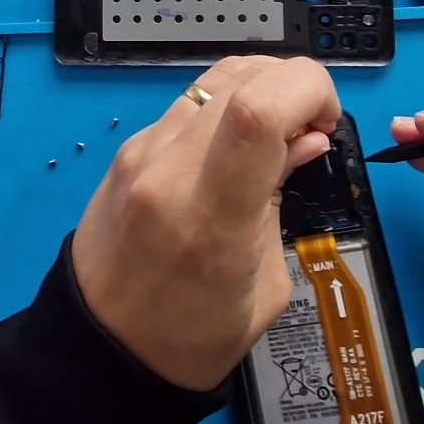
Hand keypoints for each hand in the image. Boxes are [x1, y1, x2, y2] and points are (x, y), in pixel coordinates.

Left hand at [73, 55, 341, 390]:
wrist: (97, 346)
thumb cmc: (191, 336)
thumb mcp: (266, 287)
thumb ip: (283, 199)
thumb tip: (308, 138)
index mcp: (211, 218)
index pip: (256, 112)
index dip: (307, 92)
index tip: (327, 123)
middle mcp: (170, 169)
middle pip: (241, 77)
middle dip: (294, 85)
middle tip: (310, 127)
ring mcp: (143, 150)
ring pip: (215, 77)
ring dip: (262, 85)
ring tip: (278, 127)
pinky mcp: (130, 146)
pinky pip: (190, 101)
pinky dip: (227, 103)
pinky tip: (237, 138)